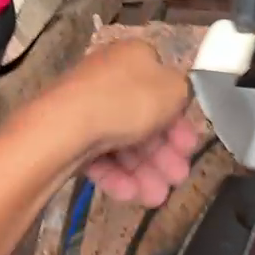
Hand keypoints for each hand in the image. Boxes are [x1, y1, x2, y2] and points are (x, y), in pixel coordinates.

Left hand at [41, 39, 198, 206]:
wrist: (64, 126)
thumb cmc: (127, 101)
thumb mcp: (174, 90)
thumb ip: (185, 92)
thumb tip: (177, 96)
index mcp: (135, 56)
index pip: (164, 88)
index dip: (180, 119)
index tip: (189, 146)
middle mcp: (110, 76)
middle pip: (145, 118)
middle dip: (165, 152)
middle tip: (178, 177)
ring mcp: (87, 105)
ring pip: (123, 140)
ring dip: (145, 170)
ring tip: (157, 197)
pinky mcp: (69, 133)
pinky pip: (99, 153)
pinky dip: (117, 174)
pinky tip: (130, 195)